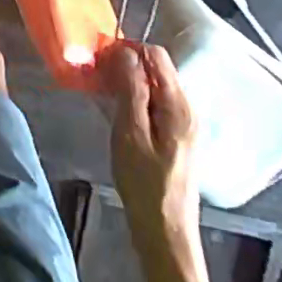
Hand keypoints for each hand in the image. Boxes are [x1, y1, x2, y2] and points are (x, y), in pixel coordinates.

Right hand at [99, 41, 200, 234]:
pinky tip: (113, 108)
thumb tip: (125, 51)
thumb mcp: (131, 134)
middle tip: (95, 74)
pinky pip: (153, 102)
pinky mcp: (174, 135)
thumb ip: (130, 90)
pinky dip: (133, 98)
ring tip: (99, 89)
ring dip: (126, 81)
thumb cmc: (144, 183)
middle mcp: (186, 108)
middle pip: (155, 68)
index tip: (100, 58)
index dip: (127, 50)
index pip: (156, 55)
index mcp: (179, 105)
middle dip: (125, 65)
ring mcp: (182, 122)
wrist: (164, 232)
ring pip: (152, 85)